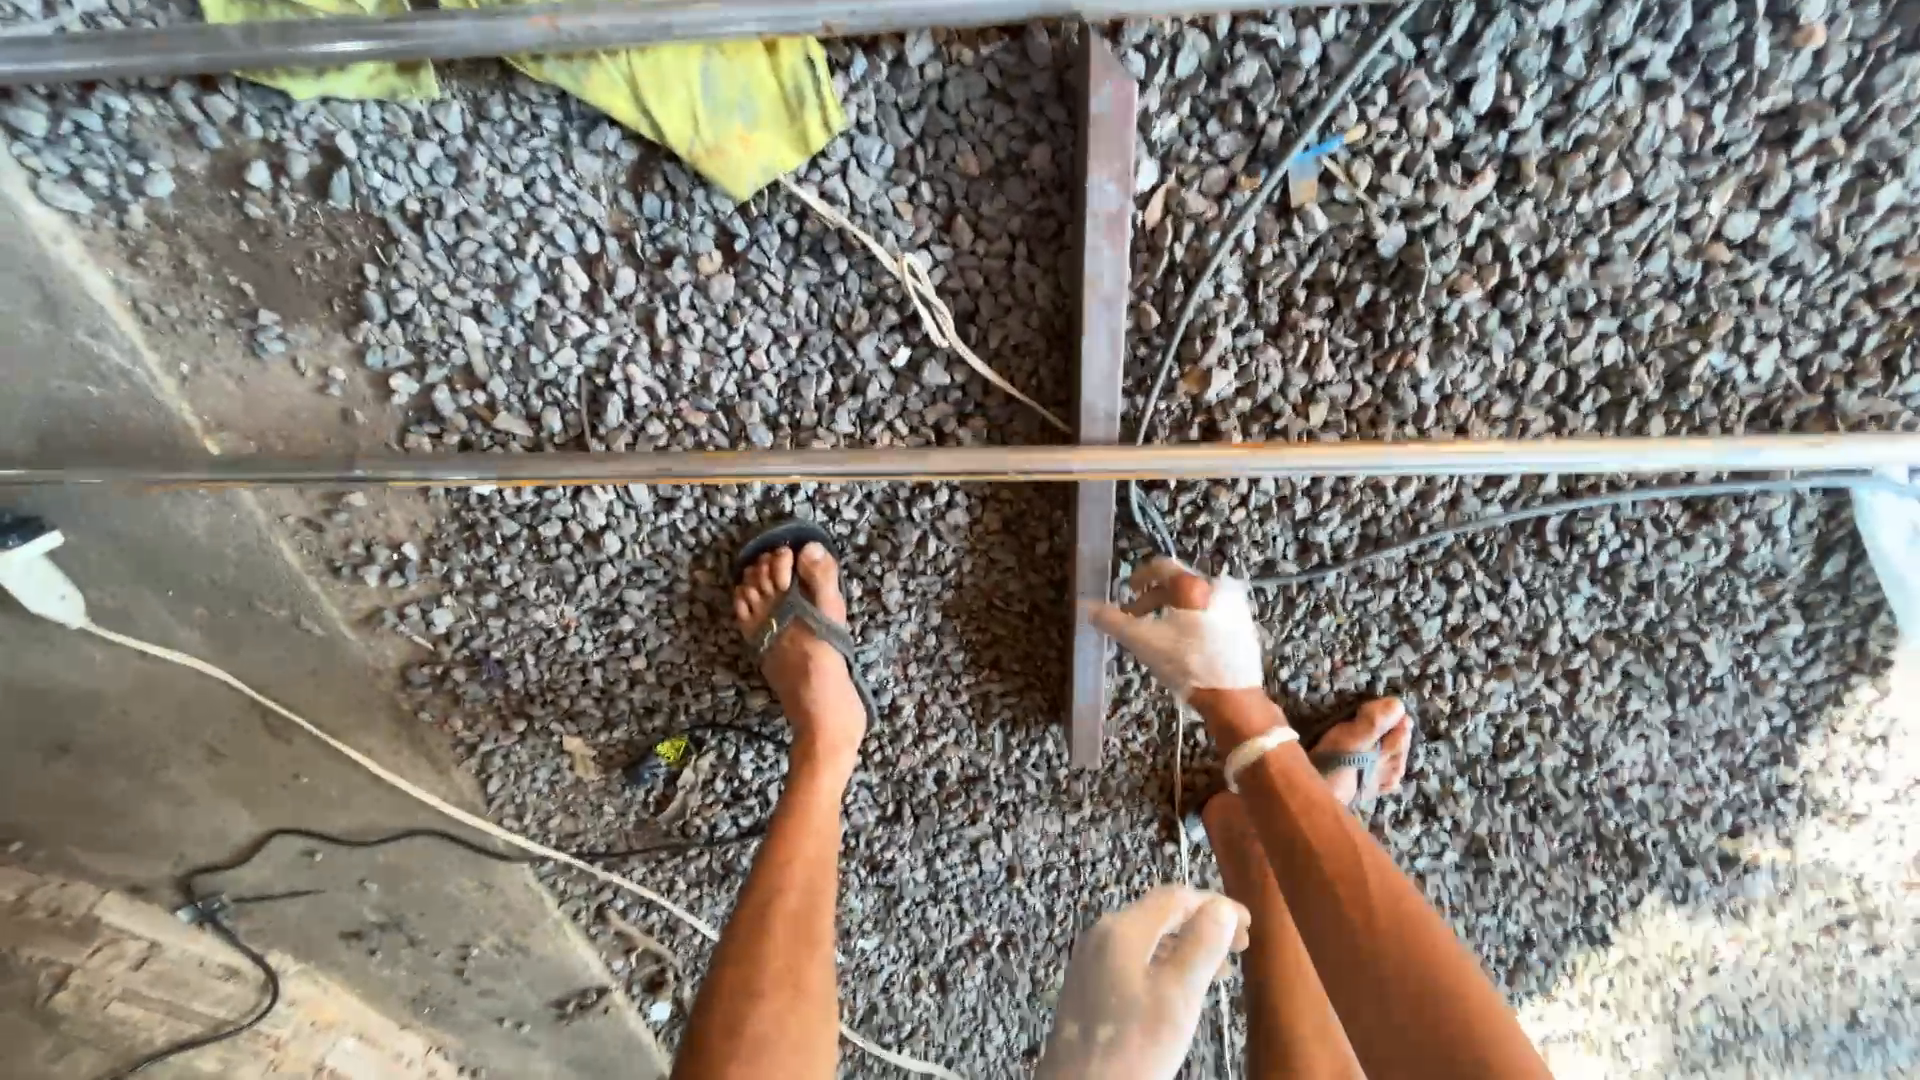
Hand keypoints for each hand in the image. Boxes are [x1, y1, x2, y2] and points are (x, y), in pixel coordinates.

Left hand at [1038, 885, 1250, 1079]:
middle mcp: (1102, 932)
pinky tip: (1181, 986)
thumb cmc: (1134, 1045)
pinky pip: (1133, 957)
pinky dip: (1164, 962)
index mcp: (1122, 928)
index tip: (1248, 924)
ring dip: (1185, 945)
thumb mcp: (1178, 996)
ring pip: (1147, 937)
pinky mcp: (1088, 982)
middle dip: (1202, 924)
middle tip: (1240, 946)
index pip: (1174, 898)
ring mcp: (1091, 957)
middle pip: (1159, 914)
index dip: (1214, 905)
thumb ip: (1201, 946)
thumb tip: (1221, 907)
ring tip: (1220, 969)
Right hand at [1088, 557, 1265, 696]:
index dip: (1141, 576)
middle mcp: (1217, 589)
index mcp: (1192, 586)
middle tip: (1136, 617)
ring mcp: (1234, 608)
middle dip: (1153, 598)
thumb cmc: (1185, 663)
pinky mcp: (1243, 627)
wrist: (1231, 696)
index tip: (1129, 589)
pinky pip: (1211, 614)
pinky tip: (1184, 644)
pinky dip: (1193, 620)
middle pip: (1178, 584)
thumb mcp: (1142, 641)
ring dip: (1172, 610)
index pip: (1162, 567)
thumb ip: (1113, 621)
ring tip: (1158, 632)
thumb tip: (1089, 609)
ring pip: (1195, 600)